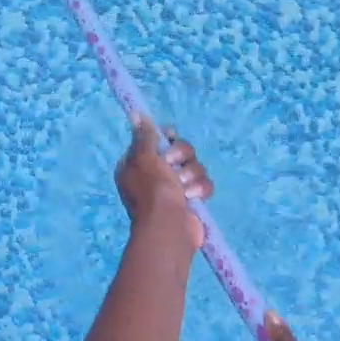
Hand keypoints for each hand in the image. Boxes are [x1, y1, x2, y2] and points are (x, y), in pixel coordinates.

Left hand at [115, 116, 211, 252]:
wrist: (168, 226)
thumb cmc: (152, 190)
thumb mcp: (143, 158)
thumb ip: (143, 135)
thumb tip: (135, 113)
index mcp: (138, 164)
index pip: (157, 139)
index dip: (167, 138)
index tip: (170, 139)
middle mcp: (155, 174)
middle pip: (180, 150)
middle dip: (182, 156)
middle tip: (173, 166)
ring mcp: (174, 188)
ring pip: (194, 166)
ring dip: (191, 175)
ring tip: (183, 189)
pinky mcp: (191, 200)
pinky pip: (204, 183)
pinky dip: (200, 189)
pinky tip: (192, 198)